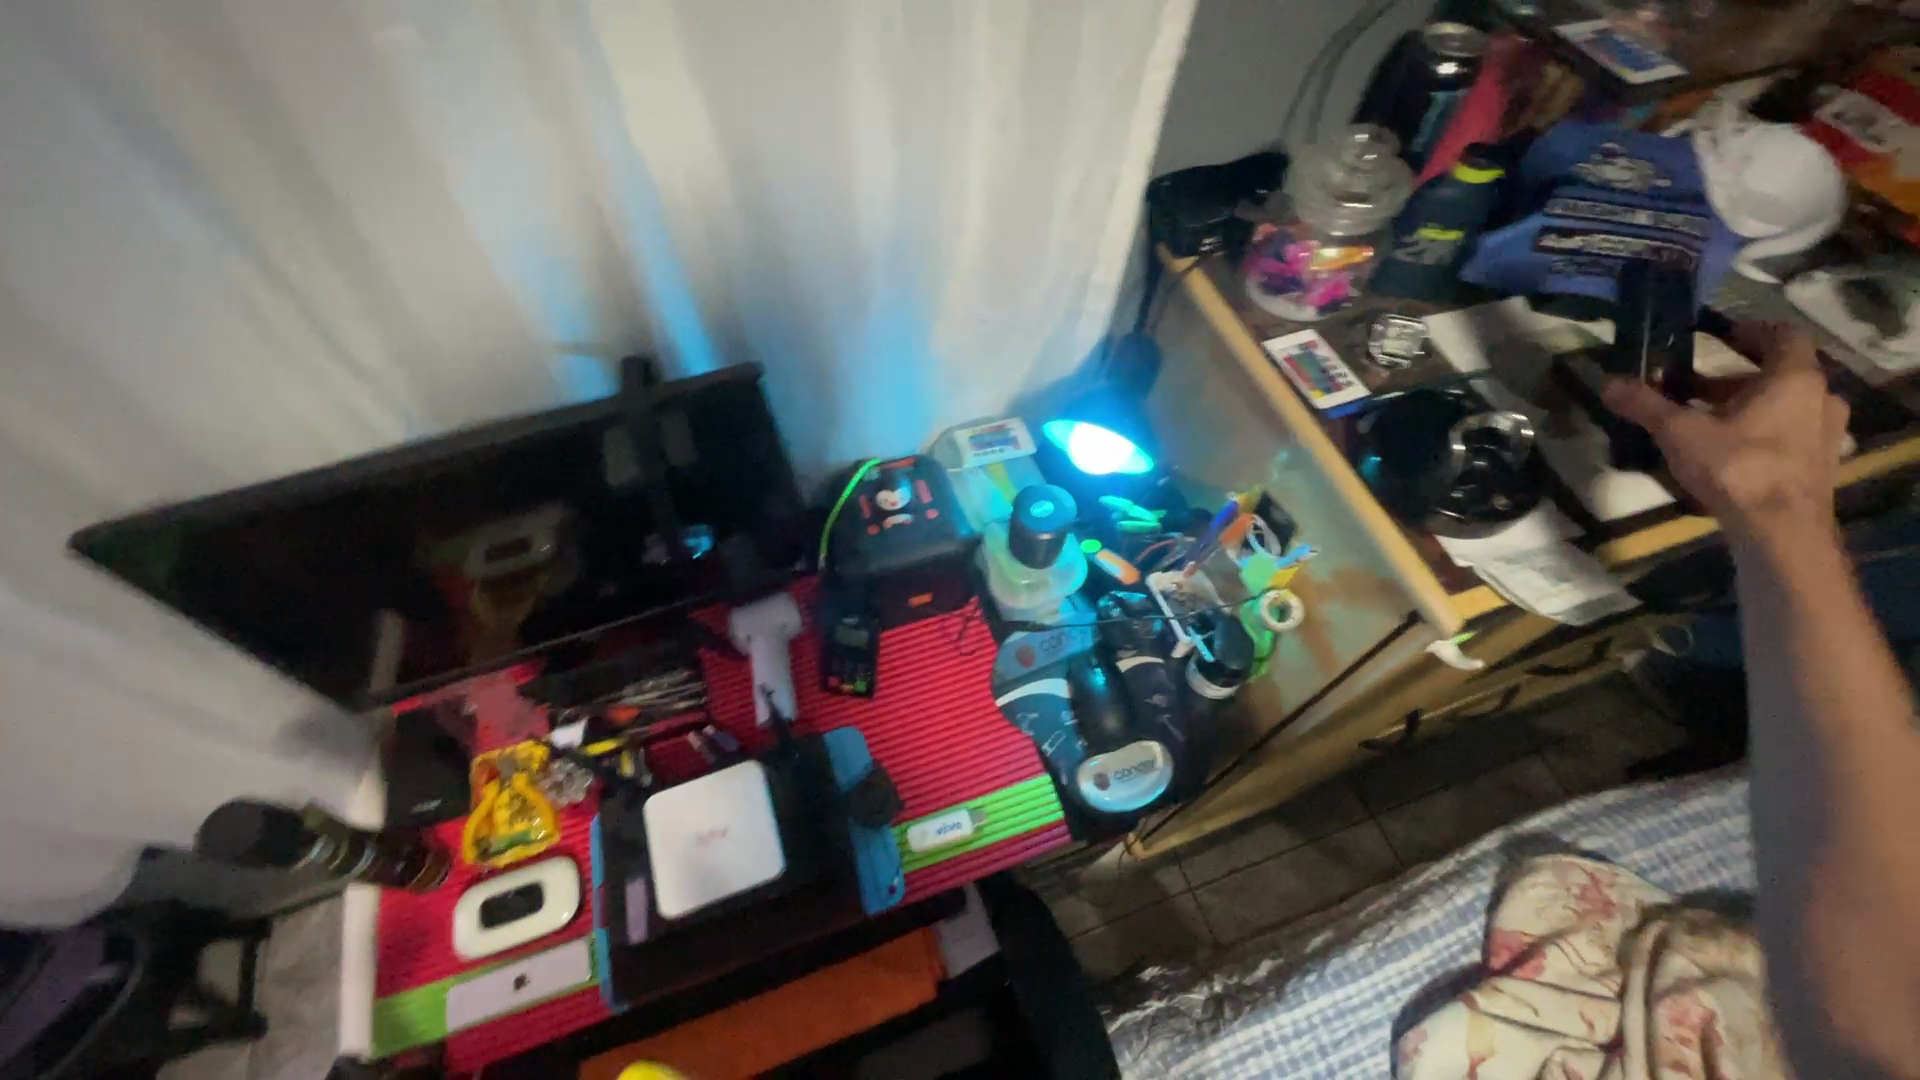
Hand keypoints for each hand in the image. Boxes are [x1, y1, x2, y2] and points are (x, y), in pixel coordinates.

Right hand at [1601, 322, 1848, 542]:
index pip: (1783, 335)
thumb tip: (1608, 382)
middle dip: (1732, 375)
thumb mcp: (1678, 432)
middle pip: (1778, 372)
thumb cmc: (1735, 465)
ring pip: (1783, 403)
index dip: (1751, 330)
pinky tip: (1725, 445)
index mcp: (1792, 379)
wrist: (1779, 525)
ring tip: (1701, 417)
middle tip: (1691, 384)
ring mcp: (1825, 430)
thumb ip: (1645, 405)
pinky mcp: (1818, 459)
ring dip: (1744, 403)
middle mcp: (1819, 397)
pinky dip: (1758, 427)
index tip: (1719, 334)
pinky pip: (1788, 429)